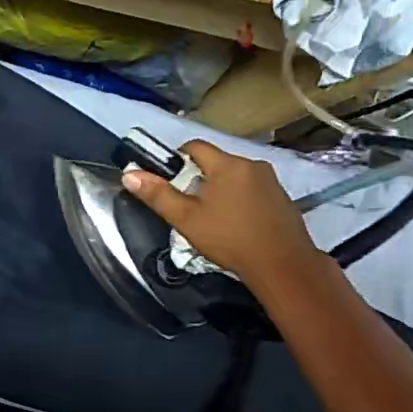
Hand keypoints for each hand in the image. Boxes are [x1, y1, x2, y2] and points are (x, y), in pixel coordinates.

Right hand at [122, 140, 319, 281]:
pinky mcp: (282, 197)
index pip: (195, 146)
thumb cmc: (229, 239)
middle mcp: (252, 164)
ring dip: (220, 189)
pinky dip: (240, 199)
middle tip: (188, 205)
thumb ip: (158, 195)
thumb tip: (129, 174)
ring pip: (235, 176)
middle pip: (216, 162)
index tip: (169, 180)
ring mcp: (271, 180)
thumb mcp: (187, 219)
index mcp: (227, 165)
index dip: (177, 157)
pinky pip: (252, 189)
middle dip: (199, 177)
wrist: (282, 265)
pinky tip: (236, 223)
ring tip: (212, 217)